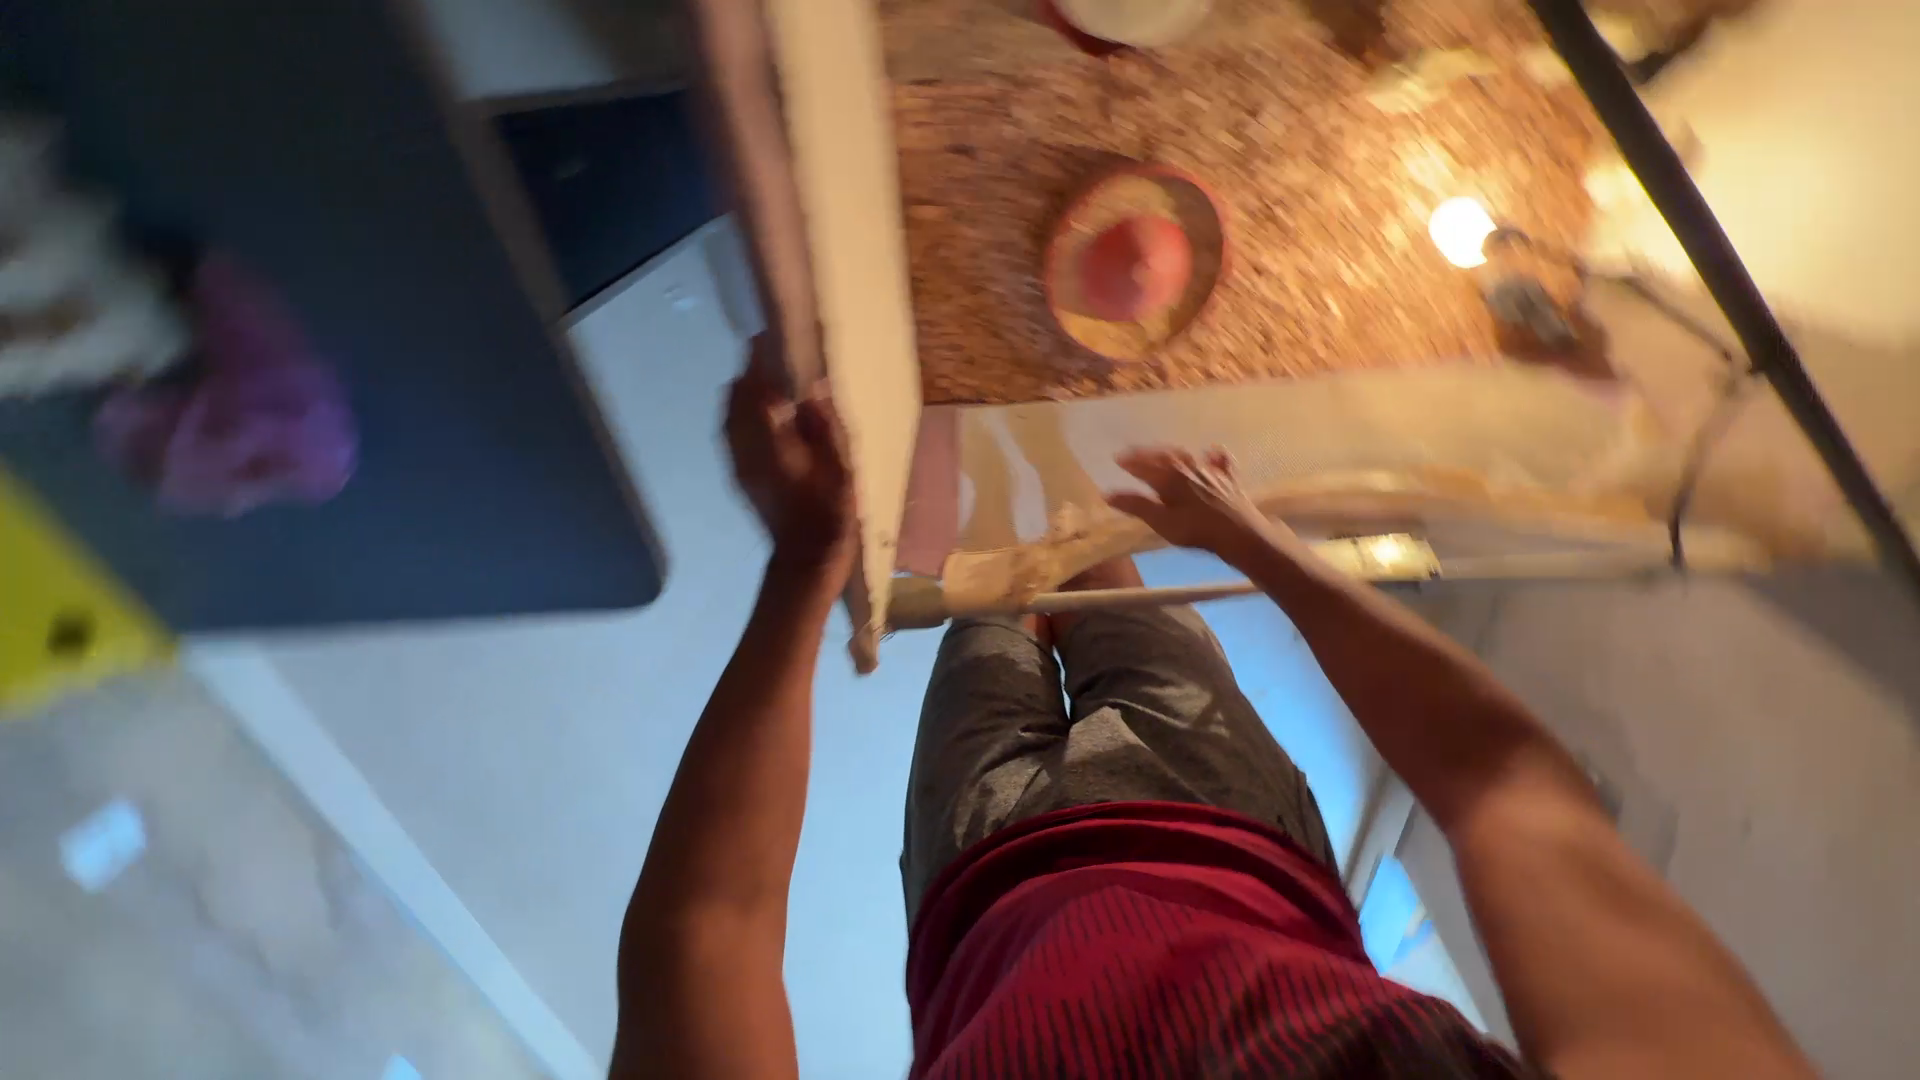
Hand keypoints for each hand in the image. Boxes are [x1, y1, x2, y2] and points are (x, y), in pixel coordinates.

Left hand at [725, 337, 856, 576]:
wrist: (806, 558)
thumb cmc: (829, 511)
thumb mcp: (840, 463)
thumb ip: (825, 421)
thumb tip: (813, 387)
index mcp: (768, 439)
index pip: (754, 385)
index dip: (760, 358)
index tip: (772, 338)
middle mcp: (743, 446)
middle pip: (735, 396)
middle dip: (752, 374)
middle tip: (778, 361)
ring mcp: (737, 462)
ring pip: (731, 415)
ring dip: (747, 396)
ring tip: (775, 387)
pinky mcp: (740, 475)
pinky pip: (734, 434)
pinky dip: (746, 417)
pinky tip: (771, 421)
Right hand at [1105, 447, 1290, 561]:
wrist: (1239, 532)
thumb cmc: (1195, 530)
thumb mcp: (1161, 521)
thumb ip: (1136, 506)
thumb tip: (1108, 494)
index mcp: (1169, 477)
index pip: (1144, 466)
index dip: (1130, 462)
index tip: (1117, 459)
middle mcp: (1188, 468)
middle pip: (1164, 456)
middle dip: (1147, 453)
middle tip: (1134, 452)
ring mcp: (1210, 471)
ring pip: (1187, 456)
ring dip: (1172, 452)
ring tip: (1162, 451)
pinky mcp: (1229, 479)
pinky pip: (1220, 462)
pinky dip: (1213, 456)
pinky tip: (1211, 452)